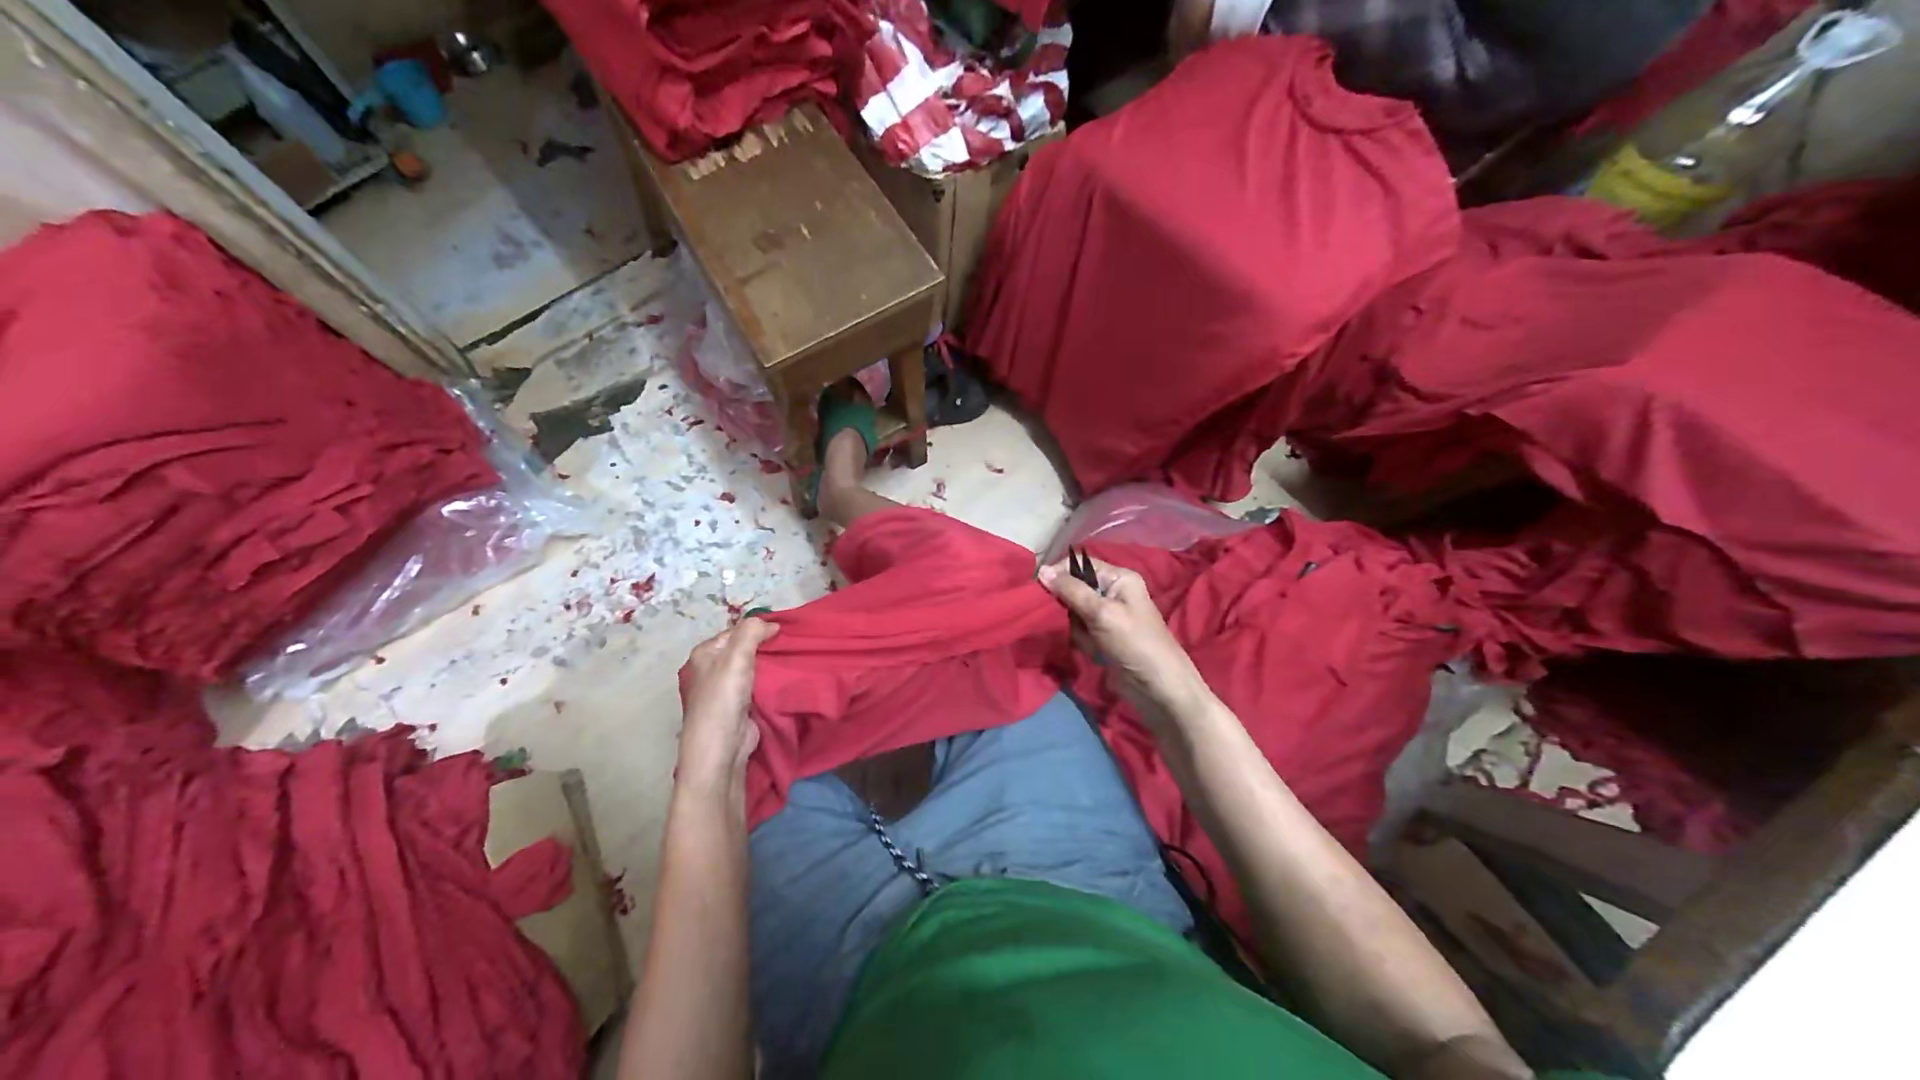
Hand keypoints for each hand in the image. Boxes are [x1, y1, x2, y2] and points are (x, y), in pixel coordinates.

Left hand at [677, 618, 778, 794]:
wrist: (722, 748)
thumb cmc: (723, 698)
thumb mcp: (737, 656)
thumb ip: (752, 632)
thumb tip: (771, 623)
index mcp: (704, 654)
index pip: (735, 632)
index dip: (757, 630)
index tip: (783, 631)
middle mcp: (711, 670)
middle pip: (744, 650)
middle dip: (766, 647)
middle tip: (792, 644)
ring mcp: (725, 690)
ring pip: (753, 669)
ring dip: (771, 665)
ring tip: (794, 659)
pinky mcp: (740, 707)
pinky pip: (758, 687)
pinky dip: (771, 682)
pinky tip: (787, 679)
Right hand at [1039, 556, 1213, 730]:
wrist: (1157, 687)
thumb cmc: (1134, 643)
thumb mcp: (1101, 613)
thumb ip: (1071, 590)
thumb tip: (1041, 570)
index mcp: (1119, 577)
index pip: (1079, 564)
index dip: (1059, 574)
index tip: (1041, 592)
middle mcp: (1113, 591)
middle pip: (1073, 589)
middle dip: (1070, 609)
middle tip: (1079, 624)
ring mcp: (1108, 615)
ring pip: (1073, 613)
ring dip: (1078, 631)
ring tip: (1094, 644)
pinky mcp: (1103, 636)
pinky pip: (1080, 631)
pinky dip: (1084, 643)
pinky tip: (1097, 654)